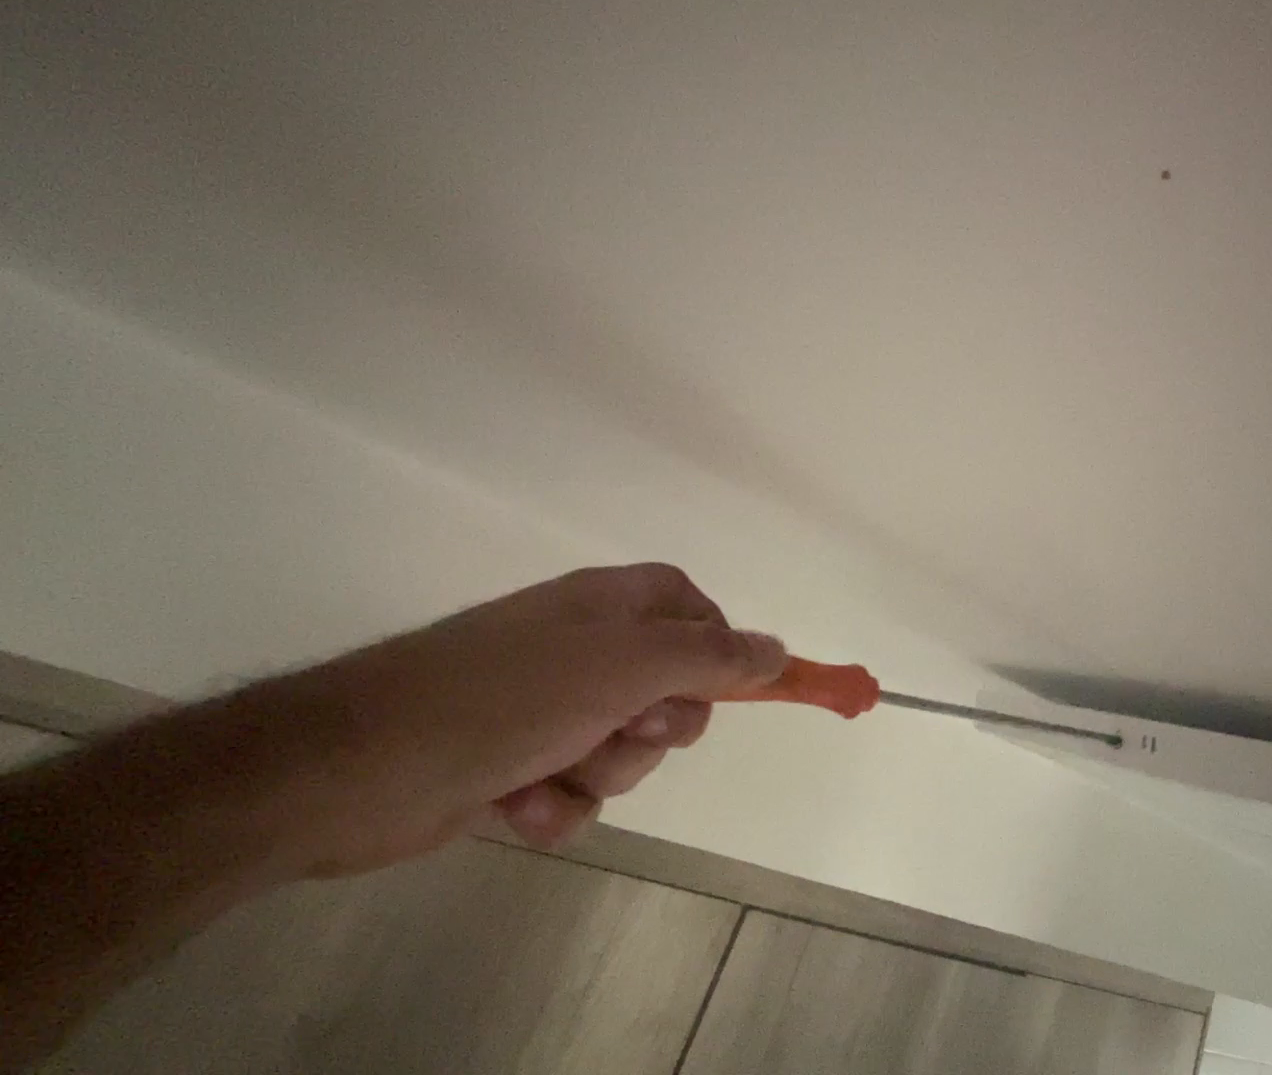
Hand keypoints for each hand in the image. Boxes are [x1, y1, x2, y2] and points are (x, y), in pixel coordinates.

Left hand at [205, 564, 785, 875]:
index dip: (716, 644)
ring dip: (602, 770)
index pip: (692, 607)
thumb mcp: (626, 666)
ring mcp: (549, 706)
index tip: (724, 685)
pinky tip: (519, 804)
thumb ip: (711, 656)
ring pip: (629, 747)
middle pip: (671, 688)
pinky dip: (559, 804)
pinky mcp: (520, 761)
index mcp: (609, 606)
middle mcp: (583, 649)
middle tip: (621, 726)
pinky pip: (580, 788)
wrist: (356, 770)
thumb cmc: (507, 697)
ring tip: (551, 769)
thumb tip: (777, 650)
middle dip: (656, 726)